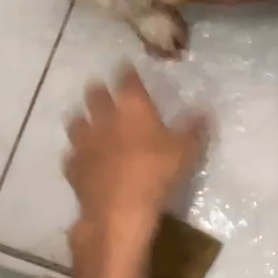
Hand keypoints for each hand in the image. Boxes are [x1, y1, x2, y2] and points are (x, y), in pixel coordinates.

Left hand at [63, 68, 207, 264]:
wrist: (119, 209)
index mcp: (132, 107)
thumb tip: (205, 110)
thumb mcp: (186, 151)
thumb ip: (194, 129)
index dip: (128, 72)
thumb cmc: (156, 173)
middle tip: (103, 91)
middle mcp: (104, 118)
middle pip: (95, 94)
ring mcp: (84, 142)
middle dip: (99, 90)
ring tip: (88, 123)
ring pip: (77, 122)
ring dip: (82, 120)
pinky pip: (72, 155)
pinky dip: (78, 155)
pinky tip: (83, 159)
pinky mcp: (73, 167)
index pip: (127, 80)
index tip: (127, 67)